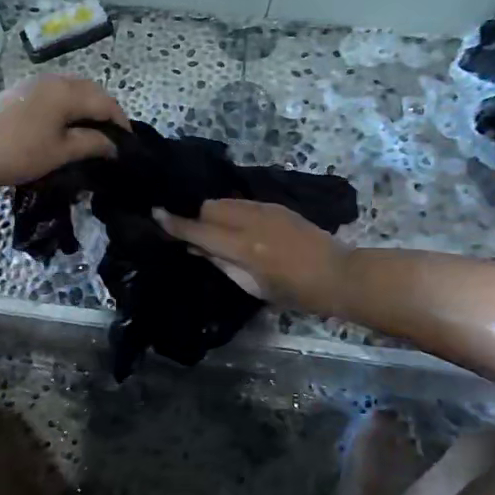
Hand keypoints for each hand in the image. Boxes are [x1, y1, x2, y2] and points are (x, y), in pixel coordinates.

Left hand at [0, 73, 128, 188]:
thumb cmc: (17, 152)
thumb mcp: (59, 152)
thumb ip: (91, 144)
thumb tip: (113, 144)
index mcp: (66, 91)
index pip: (105, 101)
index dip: (120, 121)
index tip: (128, 143)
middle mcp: (52, 80)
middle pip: (90, 90)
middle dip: (105, 110)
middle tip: (113, 136)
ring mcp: (32, 83)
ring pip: (71, 89)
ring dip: (86, 106)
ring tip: (92, 132)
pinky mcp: (17, 93)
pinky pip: (54, 93)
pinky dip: (68, 106)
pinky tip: (65, 125)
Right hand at [159, 199, 355, 315]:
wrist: (338, 275)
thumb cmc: (295, 292)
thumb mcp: (253, 287)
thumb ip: (222, 263)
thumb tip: (197, 248)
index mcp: (245, 248)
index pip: (200, 232)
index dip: (176, 224)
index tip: (155, 213)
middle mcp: (252, 222)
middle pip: (210, 207)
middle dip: (197, 219)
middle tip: (197, 237)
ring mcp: (267, 210)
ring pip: (226, 202)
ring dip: (215, 215)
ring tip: (218, 233)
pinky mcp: (277, 207)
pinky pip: (244, 203)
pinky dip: (233, 213)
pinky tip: (239, 229)